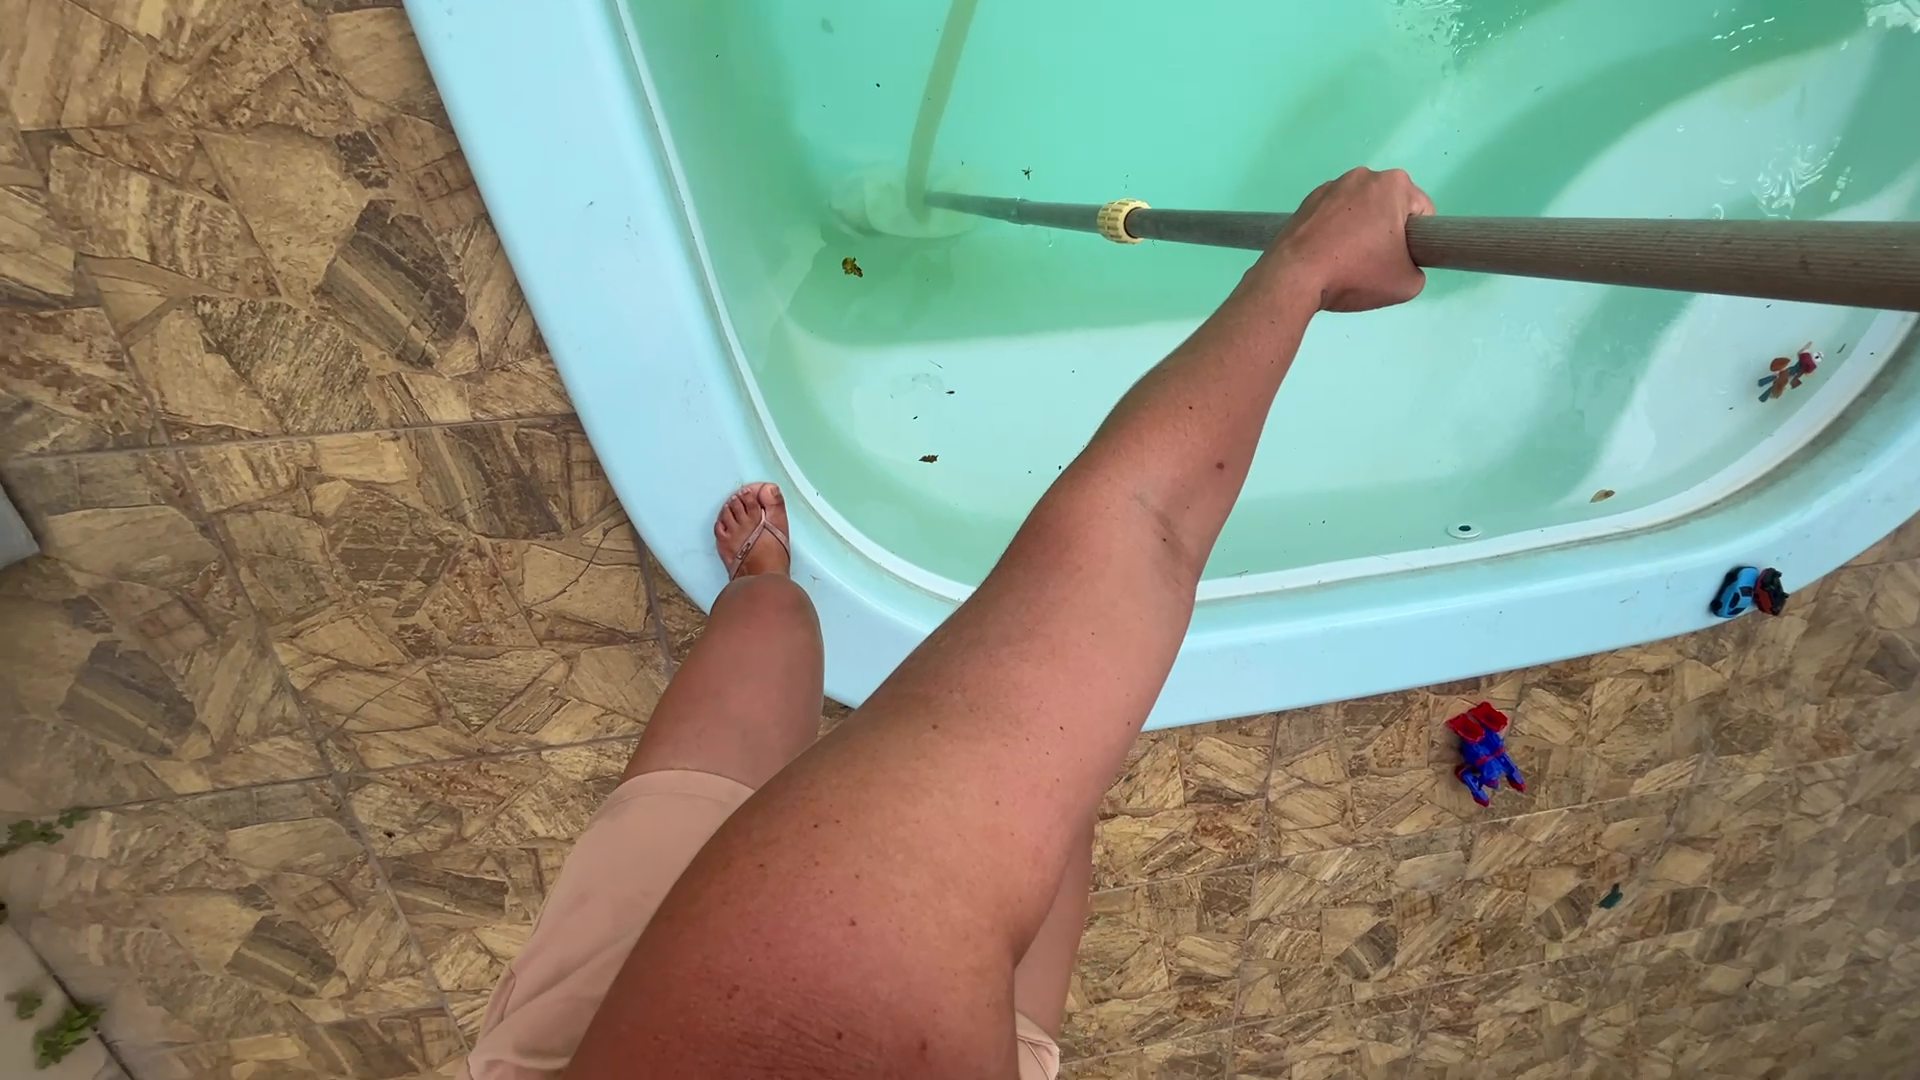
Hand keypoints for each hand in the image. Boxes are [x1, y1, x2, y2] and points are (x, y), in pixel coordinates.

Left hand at [1260, 167, 1434, 312]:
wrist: (1291, 280)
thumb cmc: (1354, 275)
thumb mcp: (1406, 284)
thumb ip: (1417, 272)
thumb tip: (1404, 269)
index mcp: (1394, 183)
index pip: (1420, 212)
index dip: (1415, 240)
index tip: (1396, 260)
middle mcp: (1361, 176)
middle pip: (1385, 209)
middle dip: (1383, 234)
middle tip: (1368, 265)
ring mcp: (1327, 188)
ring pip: (1355, 213)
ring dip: (1355, 233)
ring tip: (1341, 264)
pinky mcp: (1302, 205)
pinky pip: (1328, 220)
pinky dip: (1329, 235)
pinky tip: (1322, 258)